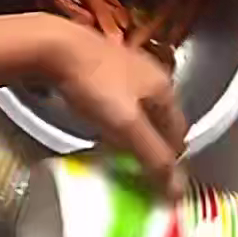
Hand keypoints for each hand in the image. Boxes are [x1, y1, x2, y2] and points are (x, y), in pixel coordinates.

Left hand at [43, 20, 187, 193]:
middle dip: (157, 146)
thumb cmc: (96, 85)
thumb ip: (153, 156)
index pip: (180, 132)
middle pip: (162, 119)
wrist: (57, 48)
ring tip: (122, 158)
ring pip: (141, 110)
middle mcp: (151, 74)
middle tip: (144, 174)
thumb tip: (179, 189)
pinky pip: (121, 103)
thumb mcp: (127, 125)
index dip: (175, 161)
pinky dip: (118, 121)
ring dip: (136, 134)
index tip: (165, 186)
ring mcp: (128, 68)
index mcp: (164, 86)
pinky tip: (104, 131)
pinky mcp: (106, 68)